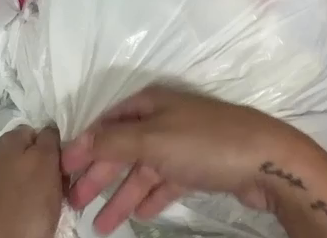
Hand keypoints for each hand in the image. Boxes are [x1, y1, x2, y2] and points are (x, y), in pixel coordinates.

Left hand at [0, 125, 64, 237]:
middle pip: (37, 154)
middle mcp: (1, 158)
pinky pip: (29, 196)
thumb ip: (49, 136)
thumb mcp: (45, 158)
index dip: (56, 143)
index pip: (39, 129)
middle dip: (53, 166)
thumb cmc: (27, 199)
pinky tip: (44, 212)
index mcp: (8, 140)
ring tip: (55, 200)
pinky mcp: (4, 207)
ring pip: (35, 176)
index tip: (67, 159)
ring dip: (49, 187)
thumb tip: (49, 129)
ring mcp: (1, 184)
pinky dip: (39, 203)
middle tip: (63, 182)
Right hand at [60, 85, 314, 234]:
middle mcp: (163, 118)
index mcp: (149, 103)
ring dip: (121, 194)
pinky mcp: (199, 166)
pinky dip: (150, 196)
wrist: (264, 159)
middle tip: (74, 203)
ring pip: (142, 169)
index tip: (61, 171)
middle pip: (122, 147)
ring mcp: (181, 142)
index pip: (107, 124)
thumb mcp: (152, 139)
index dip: (84, 146)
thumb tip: (75, 143)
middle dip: (98, 175)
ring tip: (101, 223)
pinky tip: (138, 215)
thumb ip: (113, 143)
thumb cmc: (203, 142)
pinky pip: (165, 181)